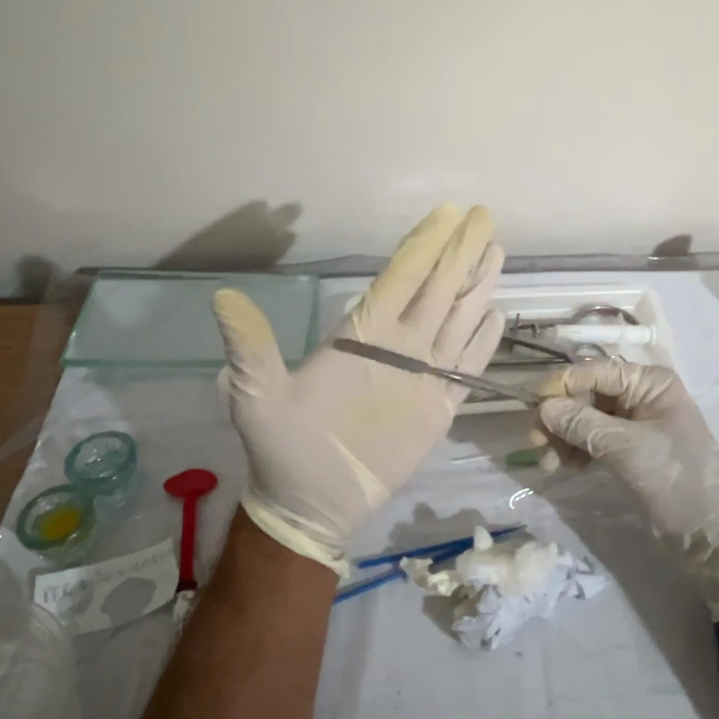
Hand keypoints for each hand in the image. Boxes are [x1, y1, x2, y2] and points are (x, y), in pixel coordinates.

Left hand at [212, 204, 504, 572]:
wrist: (310, 505)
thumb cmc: (283, 448)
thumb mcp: (258, 397)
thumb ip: (250, 348)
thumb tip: (221, 297)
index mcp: (363, 334)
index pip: (402, 279)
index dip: (425, 246)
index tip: (449, 213)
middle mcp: (399, 345)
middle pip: (439, 290)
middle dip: (461, 253)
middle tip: (484, 217)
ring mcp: (421, 376)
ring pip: (458, 321)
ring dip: (477, 287)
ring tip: (496, 252)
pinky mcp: (438, 408)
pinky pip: (466, 368)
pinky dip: (482, 343)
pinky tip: (497, 315)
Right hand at [535, 360, 718, 619]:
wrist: (708, 533)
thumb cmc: (674, 479)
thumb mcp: (626, 449)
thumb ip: (583, 424)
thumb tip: (544, 407)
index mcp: (651, 383)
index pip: (597, 371)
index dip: (563, 385)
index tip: (532, 405)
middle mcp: (642, 394)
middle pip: (588, 394)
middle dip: (561, 416)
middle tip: (536, 442)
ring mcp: (636, 421)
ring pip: (587, 417)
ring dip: (564, 436)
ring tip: (549, 463)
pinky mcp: (630, 447)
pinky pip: (594, 438)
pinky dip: (576, 449)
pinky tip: (564, 467)